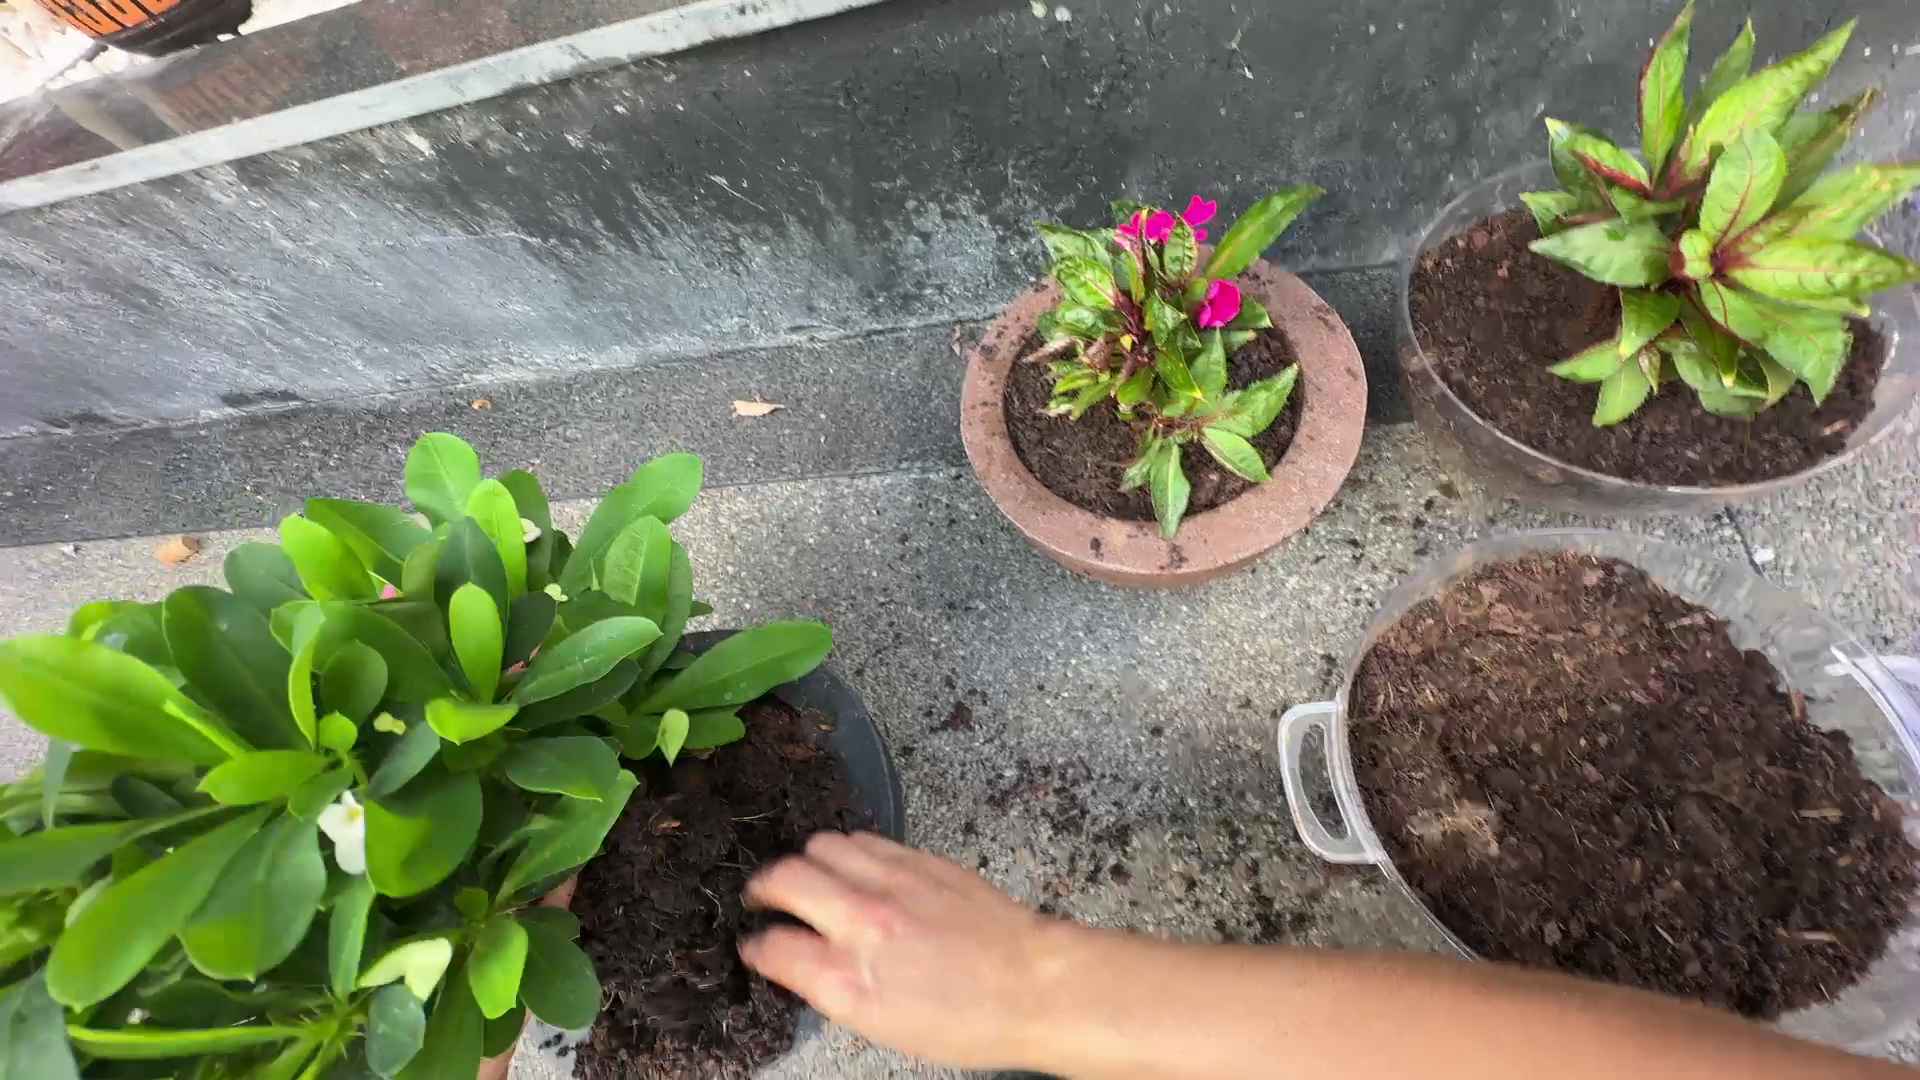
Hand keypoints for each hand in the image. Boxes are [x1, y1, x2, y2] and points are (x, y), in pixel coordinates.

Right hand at [740, 832, 1081, 1068]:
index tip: (751, 943)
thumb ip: (831, 986)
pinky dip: (846, 850)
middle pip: (787, 877)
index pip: (774, 947)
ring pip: (823, 844)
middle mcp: (866, 921)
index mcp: (852, 979)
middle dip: (763, 886)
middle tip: (762, 896)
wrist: (1029, 981)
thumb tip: (795, 960)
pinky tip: (852, 867)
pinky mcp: (919, 857)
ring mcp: (894, 881)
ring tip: (809, 877)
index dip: (754, 945)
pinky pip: (864, 838)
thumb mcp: (883, 1026)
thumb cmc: (963, 1020)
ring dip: (805, 860)